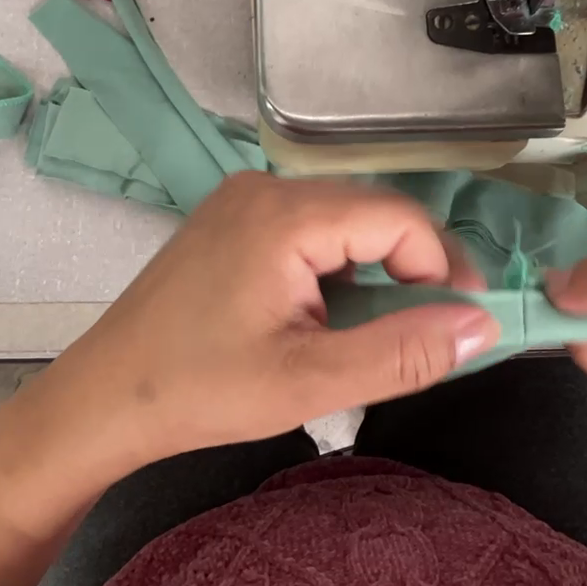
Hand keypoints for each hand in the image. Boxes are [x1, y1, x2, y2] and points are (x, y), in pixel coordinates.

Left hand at [43, 172, 500, 469]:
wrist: (103, 398)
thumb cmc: (201, 391)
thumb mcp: (312, 382)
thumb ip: (404, 353)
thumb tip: (483, 326)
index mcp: (285, 215)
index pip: (398, 218)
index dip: (442, 267)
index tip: (460, 323)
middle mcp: (265, 187)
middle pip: (371, 212)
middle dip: (411, 269)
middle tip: (425, 332)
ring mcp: (242, 199)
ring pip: (342, 221)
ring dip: (372, 271)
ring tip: (373, 330)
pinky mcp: (229, 220)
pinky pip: (307, 228)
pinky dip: (334, 267)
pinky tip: (325, 313)